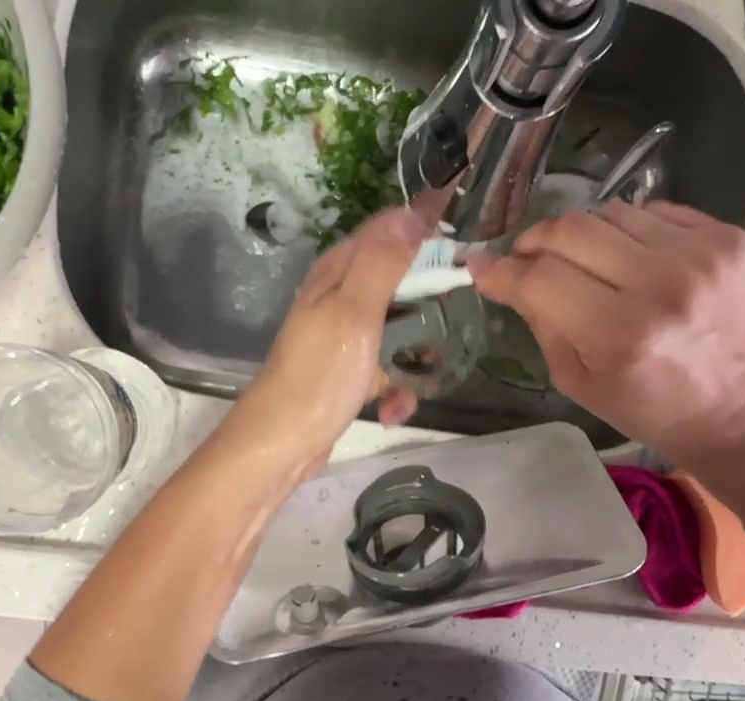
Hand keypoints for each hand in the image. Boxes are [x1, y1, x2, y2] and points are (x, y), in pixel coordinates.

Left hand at [231, 206, 426, 472]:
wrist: (280, 446)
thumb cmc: (318, 378)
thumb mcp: (354, 314)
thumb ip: (383, 263)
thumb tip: (415, 211)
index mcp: (340, 271)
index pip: (393, 229)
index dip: (430, 237)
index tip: (464, 259)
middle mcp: (342, 296)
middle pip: (405, 284)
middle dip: (431, 312)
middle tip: (447, 335)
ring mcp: (346, 337)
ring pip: (402, 331)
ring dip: (415, 360)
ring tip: (418, 384)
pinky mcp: (350, 372)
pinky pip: (388, 370)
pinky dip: (395, 390)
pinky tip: (392, 411)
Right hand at [470, 200, 744, 527]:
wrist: (727, 406)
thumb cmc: (642, 405)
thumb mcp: (575, 378)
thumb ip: (540, 319)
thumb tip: (500, 271)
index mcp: (620, 334)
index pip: (541, 278)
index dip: (503, 270)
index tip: (480, 266)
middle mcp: (663, 284)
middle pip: (572, 230)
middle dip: (536, 242)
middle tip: (527, 259)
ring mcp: (700, 255)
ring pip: (611, 212)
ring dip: (585, 236)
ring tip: (586, 266)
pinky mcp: (725, 237)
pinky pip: (653, 212)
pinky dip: (629, 232)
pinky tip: (631, 263)